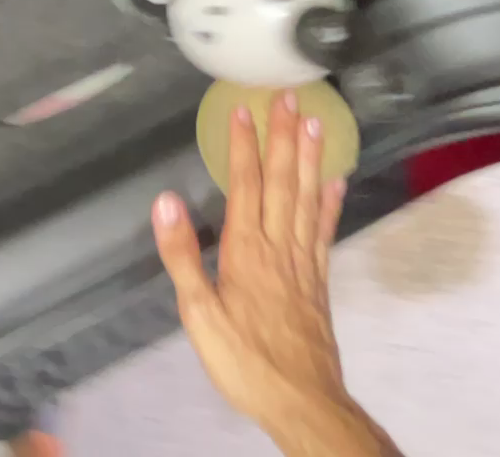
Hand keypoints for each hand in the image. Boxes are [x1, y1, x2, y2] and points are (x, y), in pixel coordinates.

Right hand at [151, 91, 398, 456]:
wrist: (302, 403)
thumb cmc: (243, 358)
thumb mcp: (198, 312)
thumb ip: (182, 255)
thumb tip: (165, 200)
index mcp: (247, 248)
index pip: (246, 184)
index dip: (244, 145)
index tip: (245, 109)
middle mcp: (279, 245)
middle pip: (283, 181)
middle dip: (284, 136)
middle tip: (290, 97)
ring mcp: (304, 261)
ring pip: (307, 197)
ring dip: (310, 158)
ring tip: (314, 122)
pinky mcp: (318, 279)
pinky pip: (324, 230)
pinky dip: (330, 202)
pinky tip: (335, 181)